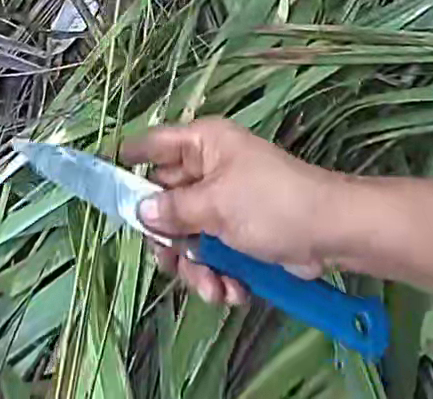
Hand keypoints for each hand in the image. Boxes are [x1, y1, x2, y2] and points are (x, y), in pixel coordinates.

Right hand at [120, 118, 352, 305]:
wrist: (329, 232)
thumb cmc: (271, 202)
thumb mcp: (217, 204)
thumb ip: (173, 209)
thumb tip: (140, 210)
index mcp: (203, 143)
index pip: (153, 144)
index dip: (128, 160)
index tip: (104, 183)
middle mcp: (207, 167)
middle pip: (163, 200)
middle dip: (168, 239)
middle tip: (173, 262)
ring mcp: (221, 200)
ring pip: (184, 235)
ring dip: (196, 268)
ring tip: (214, 287)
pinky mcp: (236, 230)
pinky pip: (209, 252)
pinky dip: (217, 274)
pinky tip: (234, 290)